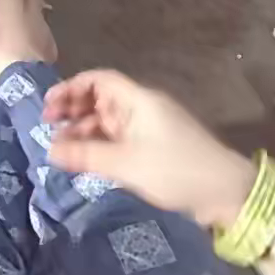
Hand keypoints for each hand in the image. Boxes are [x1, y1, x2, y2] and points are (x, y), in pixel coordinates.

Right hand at [43, 69, 255, 229]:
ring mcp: (147, 128)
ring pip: (107, 121)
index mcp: (138, 100)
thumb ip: (86, 156)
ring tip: (62, 149)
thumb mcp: (126, 163)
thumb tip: (49, 151)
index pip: (99, 80)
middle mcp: (141, 108)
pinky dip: (99, 145)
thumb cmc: (175, 170)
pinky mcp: (152, 148)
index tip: (49, 106)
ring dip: (83, 131)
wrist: (226, 193)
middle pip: (100, 99)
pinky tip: (84, 159)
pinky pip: (117, 139)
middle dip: (73, 110)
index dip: (72, 88)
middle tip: (49, 127)